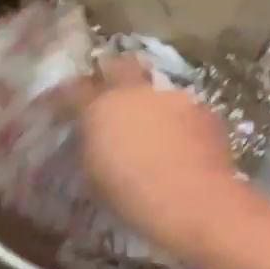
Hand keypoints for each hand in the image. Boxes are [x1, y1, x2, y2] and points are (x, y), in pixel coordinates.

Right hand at [69, 58, 253, 251]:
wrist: (195, 202)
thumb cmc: (135, 198)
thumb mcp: (95, 177)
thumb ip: (91, 147)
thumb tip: (95, 139)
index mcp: (101, 107)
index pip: (73, 90)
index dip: (66, 98)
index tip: (63, 108)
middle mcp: (137, 93)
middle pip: (121, 67)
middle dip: (114, 77)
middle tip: (113, 99)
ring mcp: (175, 98)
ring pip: (158, 90)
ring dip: (153, 104)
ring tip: (156, 129)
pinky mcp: (206, 112)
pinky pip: (187, 110)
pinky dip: (181, 121)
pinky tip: (185, 143)